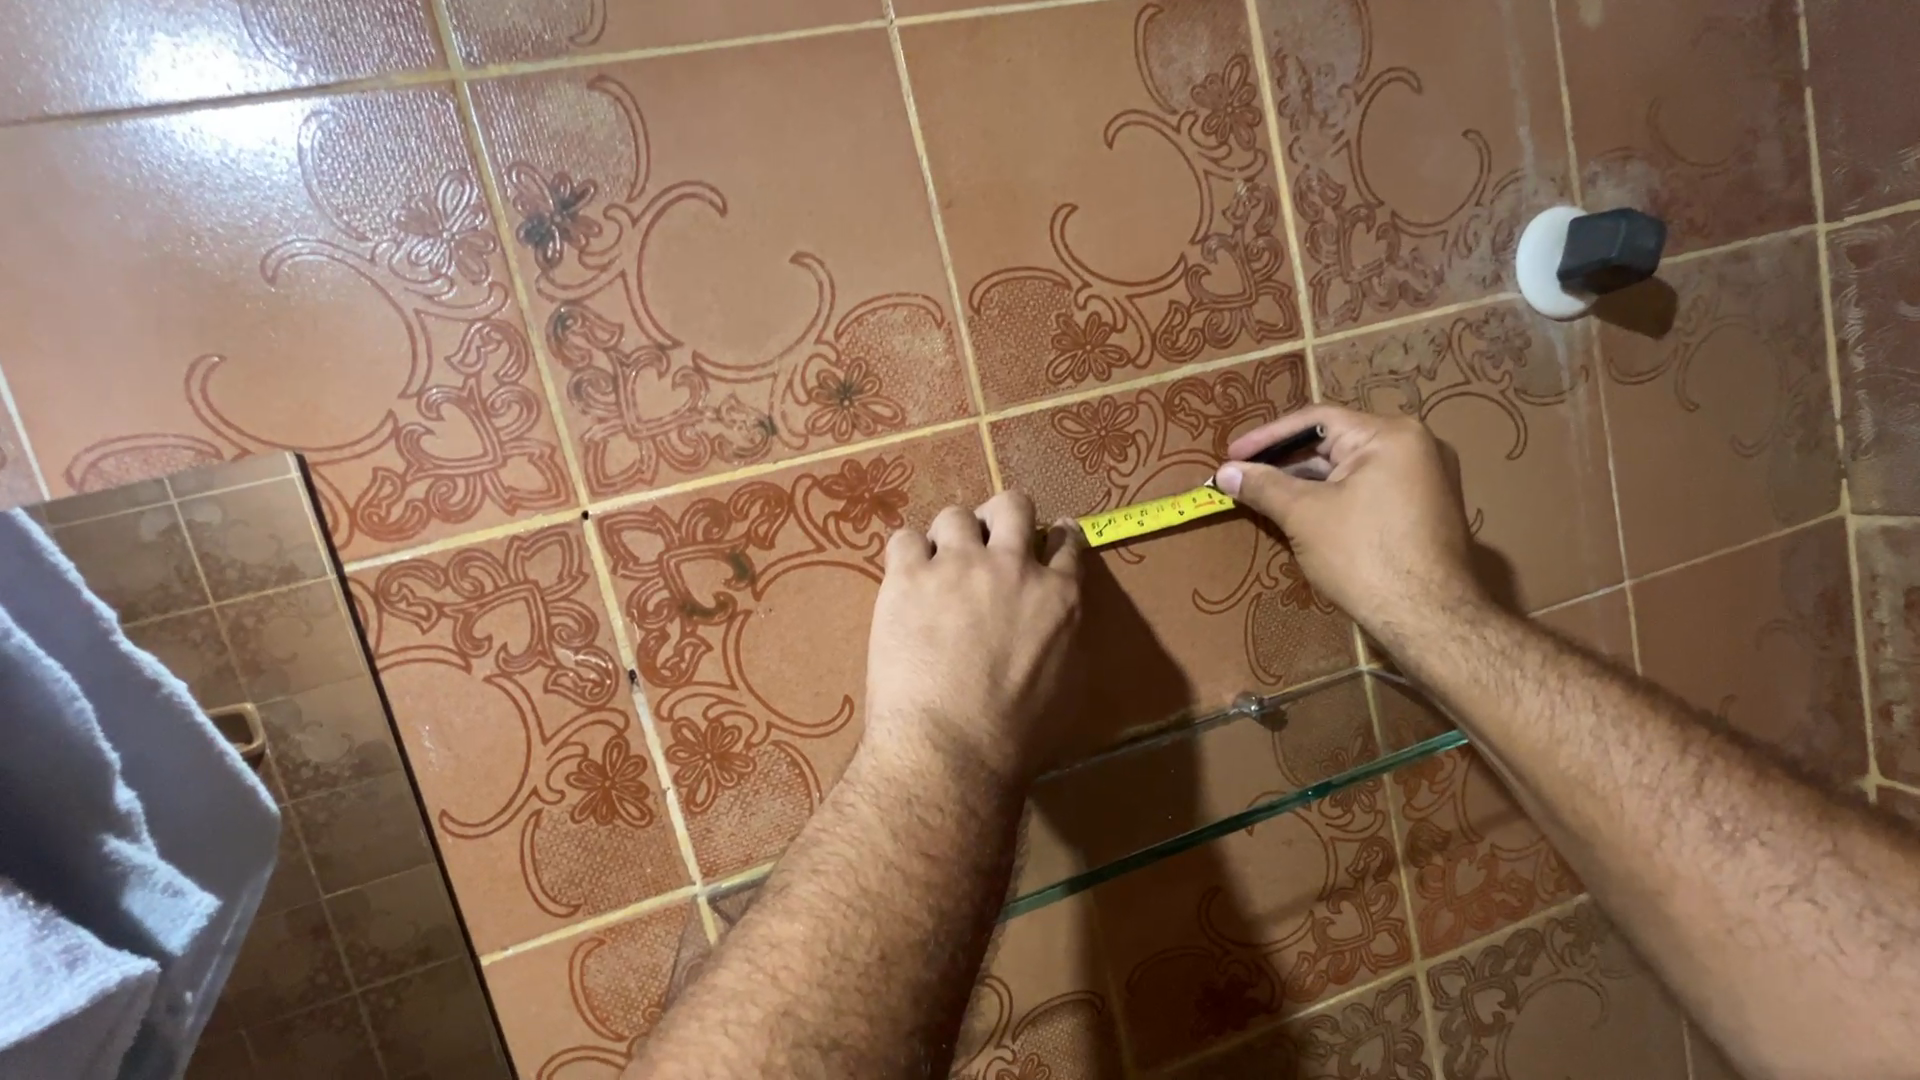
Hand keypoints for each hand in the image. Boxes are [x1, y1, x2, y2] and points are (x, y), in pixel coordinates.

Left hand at [863, 491, 1083, 787]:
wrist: (951, 748)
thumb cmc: (1016, 737)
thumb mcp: (1067, 688)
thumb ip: (1064, 637)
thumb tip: (1054, 619)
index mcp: (1058, 597)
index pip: (1064, 543)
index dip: (1052, 537)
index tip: (1042, 539)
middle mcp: (1012, 567)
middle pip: (1012, 505)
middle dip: (1001, 515)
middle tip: (987, 538)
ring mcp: (958, 566)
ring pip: (955, 515)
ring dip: (949, 536)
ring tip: (938, 565)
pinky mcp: (909, 576)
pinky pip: (903, 539)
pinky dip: (906, 555)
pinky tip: (905, 579)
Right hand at [1214, 405, 1488, 643]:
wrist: (1428, 617)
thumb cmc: (1363, 556)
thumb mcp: (1304, 515)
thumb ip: (1263, 486)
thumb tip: (1226, 472)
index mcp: (1390, 435)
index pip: (1316, 421)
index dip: (1266, 437)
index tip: (1231, 454)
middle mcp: (1415, 446)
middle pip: (1334, 443)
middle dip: (1284, 462)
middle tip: (1242, 477)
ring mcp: (1424, 477)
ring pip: (1348, 468)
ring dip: (1304, 482)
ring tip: (1262, 497)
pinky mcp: (1421, 507)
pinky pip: (1366, 488)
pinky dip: (1330, 497)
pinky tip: (1299, 514)